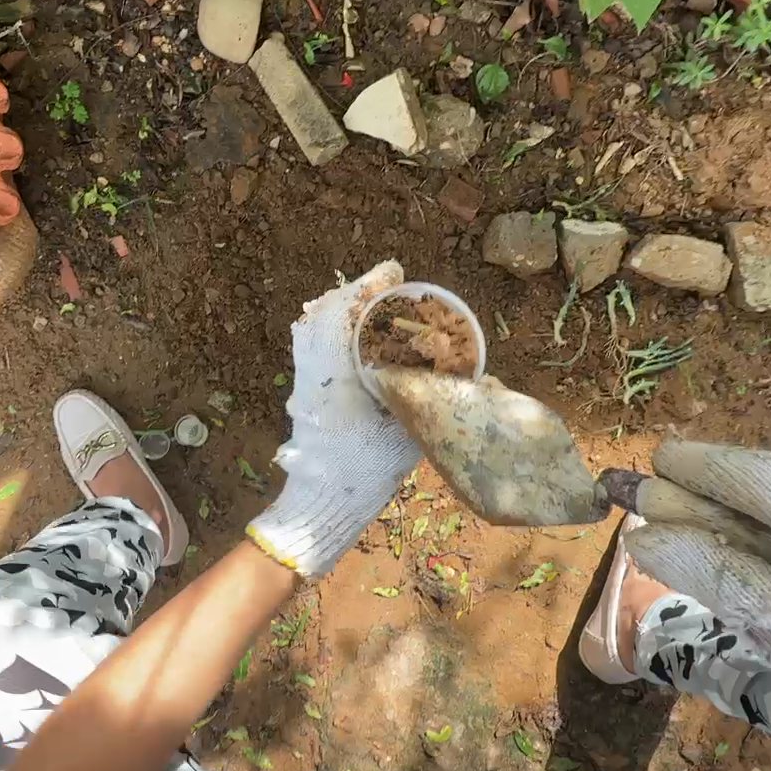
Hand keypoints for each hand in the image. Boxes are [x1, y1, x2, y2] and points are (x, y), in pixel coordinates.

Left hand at [247, 261, 420, 576]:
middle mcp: (312, 360)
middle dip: (359, 293)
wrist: (324, 497)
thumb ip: (429, 394)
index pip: (348, 308)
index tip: (393, 273)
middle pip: (329, 308)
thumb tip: (469, 372)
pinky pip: (311, 341)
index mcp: (336, 365)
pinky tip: (355, 334)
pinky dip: (330, 327)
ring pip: (317, 323)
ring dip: (344, 309)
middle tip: (389, 288)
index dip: (371, 285)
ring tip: (374, 306)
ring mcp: (302, 371)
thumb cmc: (365, 465)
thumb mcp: (406, 427)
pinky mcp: (301, 382)